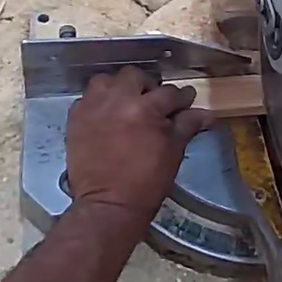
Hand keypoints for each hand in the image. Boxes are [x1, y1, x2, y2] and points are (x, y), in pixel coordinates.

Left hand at [64, 67, 212, 229]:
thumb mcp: (173, 151)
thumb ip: (187, 125)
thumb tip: (206, 113)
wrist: (108, 206)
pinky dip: (98, 103)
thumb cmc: (147, 181)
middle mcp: (117, 101)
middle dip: (148, 86)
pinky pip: (87, 99)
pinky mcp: (75, 120)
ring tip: (126, 104)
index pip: (169, 93)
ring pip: (106, 81)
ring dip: (118, 88)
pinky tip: (107, 116)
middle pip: (134, 75)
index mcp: (145, 109)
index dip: (181, 97)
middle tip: (153, 102)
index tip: (186, 101)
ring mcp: (93, 108)